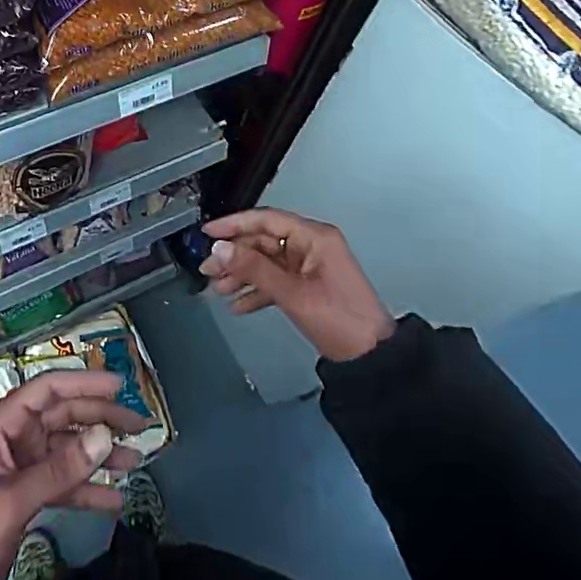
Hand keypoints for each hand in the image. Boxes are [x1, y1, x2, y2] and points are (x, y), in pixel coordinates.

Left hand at [0, 370, 145, 579]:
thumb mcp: (13, 499)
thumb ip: (59, 469)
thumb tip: (104, 436)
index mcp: (3, 424)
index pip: (48, 388)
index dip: (84, 382)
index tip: (119, 385)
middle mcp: (16, 437)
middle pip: (65, 415)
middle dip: (101, 417)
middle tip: (138, 426)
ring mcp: (24, 465)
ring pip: (69, 448)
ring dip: (101, 453)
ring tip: (135, 459)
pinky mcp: (30, 493)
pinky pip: (66, 482)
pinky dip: (89, 488)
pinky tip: (114, 498)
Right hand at [201, 208, 394, 361]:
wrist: (372, 359)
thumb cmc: (342, 321)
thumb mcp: (292, 293)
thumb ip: (253, 268)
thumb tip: (221, 249)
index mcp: (315, 238)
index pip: (266, 220)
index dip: (234, 224)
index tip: (209, 231)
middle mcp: (312, 247)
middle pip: (263, 242)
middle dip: (234, 256)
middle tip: (208, 267)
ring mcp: (309, 267)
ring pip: (266, 263)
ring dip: (241, 275)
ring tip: (218, 288)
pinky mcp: (308, 287)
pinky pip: (275, 281)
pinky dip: (257, 291)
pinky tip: (238, 303)